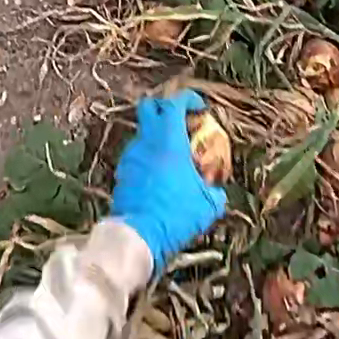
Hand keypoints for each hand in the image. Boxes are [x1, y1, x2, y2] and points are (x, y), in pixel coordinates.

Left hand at [110, 90, 226, 272]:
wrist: (137, 238)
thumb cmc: (175, 213)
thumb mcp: (207, 204)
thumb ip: (214, 191)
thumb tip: (217, 191)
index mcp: (168, 140)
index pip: (174, 103)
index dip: (188, 99)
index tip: (199, 108)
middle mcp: (147, 142)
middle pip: (149, 107)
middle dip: (165, 108)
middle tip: (181, 122)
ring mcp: (131, 157)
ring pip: (143, 134)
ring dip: (158, 138)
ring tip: (174, 158)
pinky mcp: (122, 174)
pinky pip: (137, 156)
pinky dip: (149, 158)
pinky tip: (160, 178)